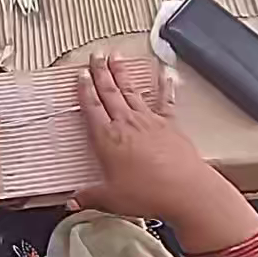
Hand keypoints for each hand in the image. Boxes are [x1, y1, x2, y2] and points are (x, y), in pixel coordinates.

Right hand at [72, 56, 257, 250]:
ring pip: (131, 91)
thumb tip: (72, 201)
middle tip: (95, 55)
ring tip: (116, 57)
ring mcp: (149, 120)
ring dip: (122, 73)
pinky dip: (164, 85)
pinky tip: (164, 72)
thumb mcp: (111, 199)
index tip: (81, 74)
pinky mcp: (169, 124)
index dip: (85, 89)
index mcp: (108, 138)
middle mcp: (127, 123)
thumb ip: (89, 197)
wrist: (185, 190)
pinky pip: (165, 100)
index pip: (92, 108)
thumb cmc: (147, 194)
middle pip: (109, 92)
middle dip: (101, 72)